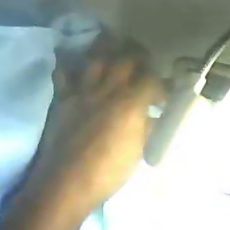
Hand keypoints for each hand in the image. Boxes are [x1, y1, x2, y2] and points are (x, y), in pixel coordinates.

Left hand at [25, 39, 164, 210]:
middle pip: (126, 59)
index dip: (162, 84)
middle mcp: (108, 90)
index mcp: (131, 104)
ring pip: (96, 60)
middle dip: (138, 57)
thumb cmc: (108, 172)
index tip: (166, 92)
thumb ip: (146, 129)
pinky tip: (70, 59)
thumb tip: (153, 118)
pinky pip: (63, 74)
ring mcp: (82, 92)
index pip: (152, 81)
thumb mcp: (137, 152)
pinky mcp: (63, 99)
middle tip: (144, 61)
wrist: (66, 181)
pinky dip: (67, 65)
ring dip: (107, 51)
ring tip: (114, 47)